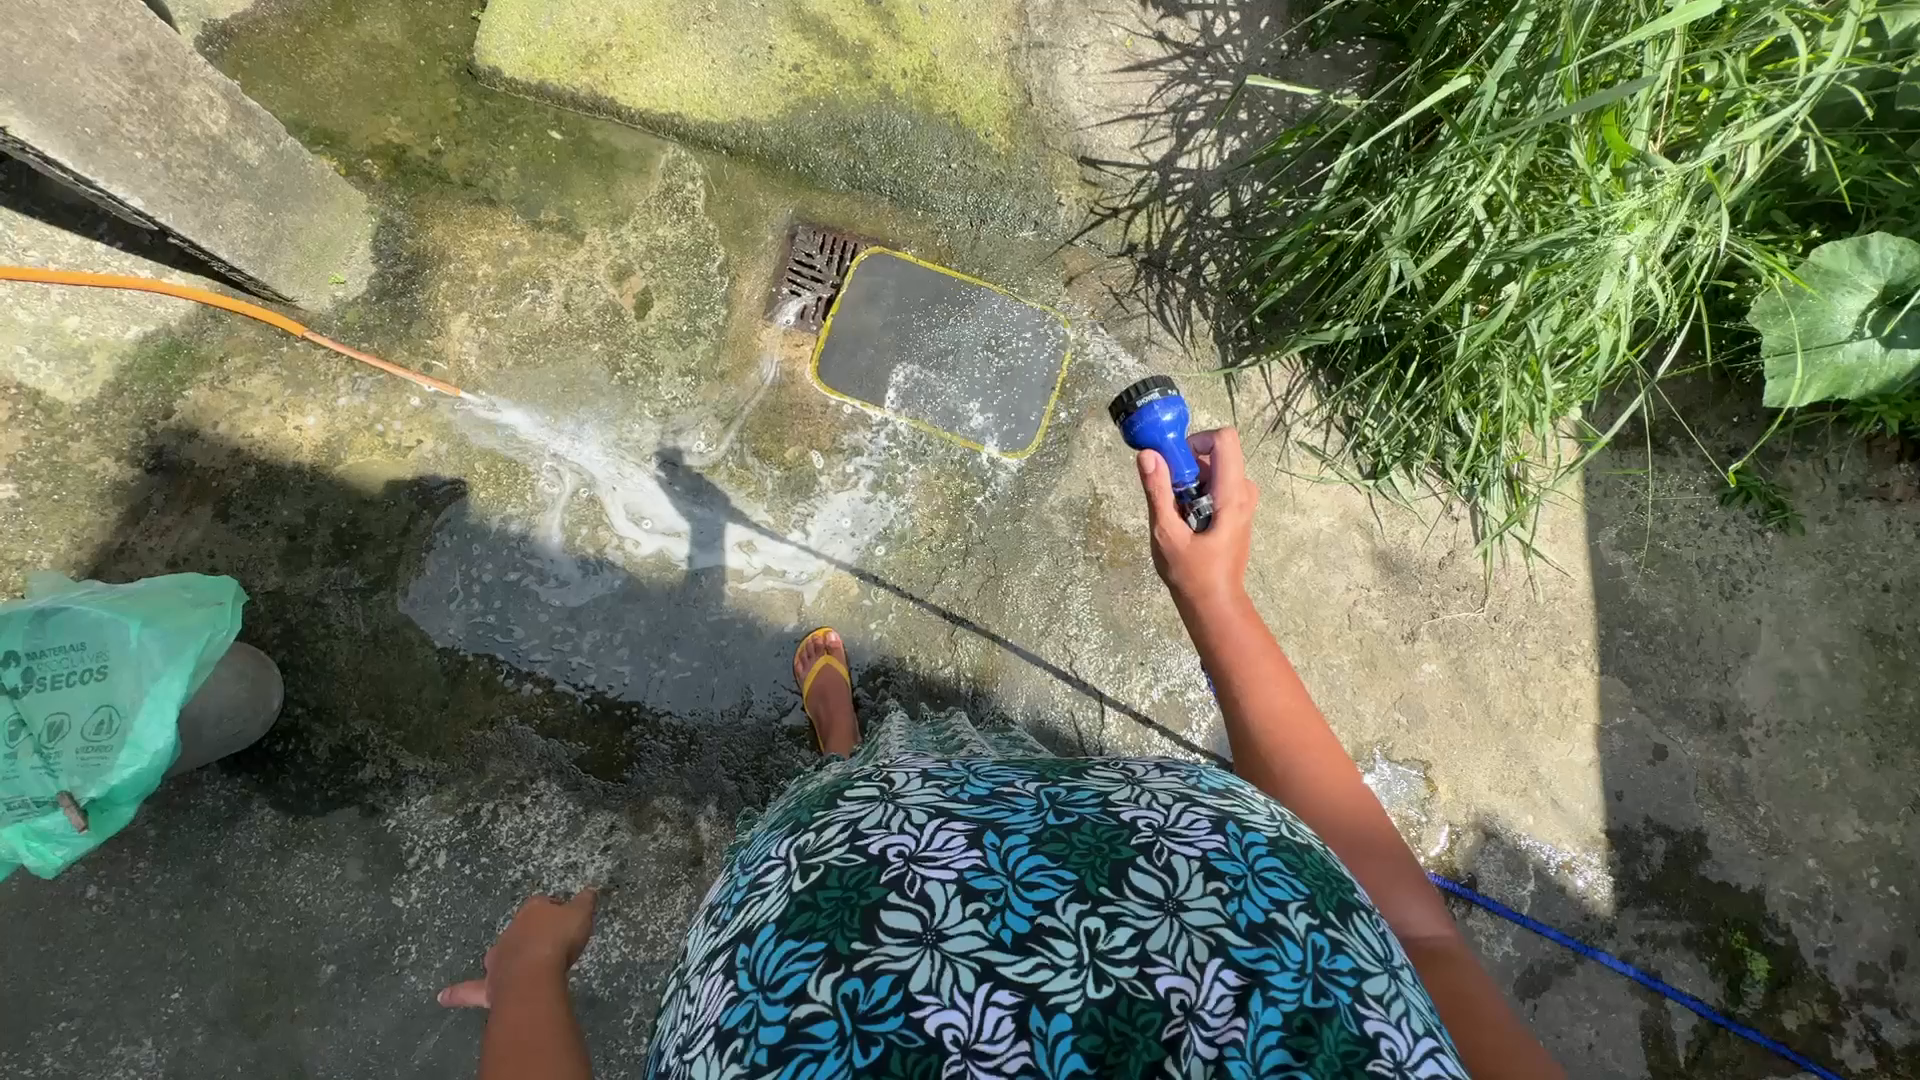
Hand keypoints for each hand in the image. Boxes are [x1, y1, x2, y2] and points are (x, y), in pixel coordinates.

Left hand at [439, 889, 597, 1008]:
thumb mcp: (582, 913)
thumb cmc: (559, 940)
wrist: (533, 976)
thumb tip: (589, 890)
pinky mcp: (489, 984)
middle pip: (522, 927)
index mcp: (532, 910)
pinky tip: (442, 996)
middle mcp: (511, 931)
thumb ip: (586, 900)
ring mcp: (497, 958)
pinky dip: (458, 992)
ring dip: (510, 955)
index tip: (568, 919)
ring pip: (501, 953)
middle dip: (533, 933)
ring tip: (522, 962)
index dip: (557, 909)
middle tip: (551, 942)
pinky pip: (470, 989)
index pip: (544, 902)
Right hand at [1137, 427, 1256, 612]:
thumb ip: (1157, 491)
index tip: (1173, 462)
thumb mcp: (1166, 532)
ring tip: (1176, 514)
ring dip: (1190, 481)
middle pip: (1216, 454)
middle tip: (1169, 496)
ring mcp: (1243, 501)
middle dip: (1187, 466)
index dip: (1196, 441)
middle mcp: (1244, 491)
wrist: (1213, 602)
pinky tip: (1185, 520)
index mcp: (1231, 494)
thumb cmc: (1190, 573)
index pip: (1224, 439)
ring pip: (1214, 469)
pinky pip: (1216, 484)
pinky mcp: (1237, 510)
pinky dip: (1196, 492)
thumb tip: (1148, 454)